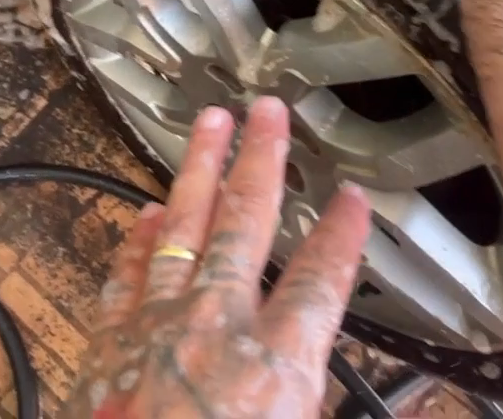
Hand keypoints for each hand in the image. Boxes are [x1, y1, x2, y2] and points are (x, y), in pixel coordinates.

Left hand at [65, 97, 372, 417]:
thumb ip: (325, 399)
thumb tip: (395, 399)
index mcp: (274, 370)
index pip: (321, 283)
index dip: (343, 237)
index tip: (355, 198)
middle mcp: (215, 330)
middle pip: (246, 224)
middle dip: (262, 161)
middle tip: (269, 112)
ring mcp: (155, 330)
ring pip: (183, 228)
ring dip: (198, 171)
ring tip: (209, 124)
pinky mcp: (108, 348)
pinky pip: (127, 276)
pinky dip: (139, 242)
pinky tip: (145, 213)